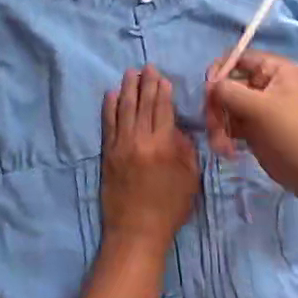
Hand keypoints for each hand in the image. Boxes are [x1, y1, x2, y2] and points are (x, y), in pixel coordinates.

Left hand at [101, 66, 200, 248]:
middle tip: (146, 67)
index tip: (162, 76)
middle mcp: (140, 140)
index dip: (162, 91)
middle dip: (145, 83)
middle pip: (143, 104)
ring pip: (123, 109)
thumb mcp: (189, 178)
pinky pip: (108, 124)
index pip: (163, 109)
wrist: (136, 231)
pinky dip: (109, 107)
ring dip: (127, 89)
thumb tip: (177, 127)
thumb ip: (185, 149)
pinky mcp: (107, 153)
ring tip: (130, 74)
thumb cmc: (169, 207)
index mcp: (164, 145)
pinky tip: (110, 95)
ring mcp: (121, 145)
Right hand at [205, 50, 297, 195]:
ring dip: (218, 124)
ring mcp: (257, 105)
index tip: (210, 93)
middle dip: (217, 106)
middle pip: (226, 83)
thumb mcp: (258, 107)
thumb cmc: (289, 132)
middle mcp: (264, 83)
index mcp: (273, 70)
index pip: (237, 58)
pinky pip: (228, 122)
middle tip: (213, 125)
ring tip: (221, 144)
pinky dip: (223, 134)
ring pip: (224, 105)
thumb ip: (228, 90)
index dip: (219, 71)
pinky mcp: (251, 125)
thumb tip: (209, 85)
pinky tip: (226, 149)